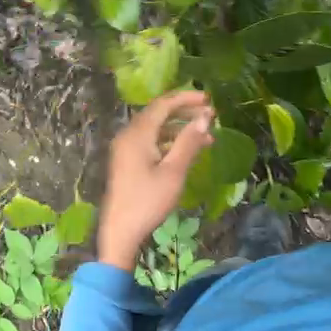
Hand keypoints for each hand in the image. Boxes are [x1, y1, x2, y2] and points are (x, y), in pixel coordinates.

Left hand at [96, 91, 214, 271]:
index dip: (186, 98)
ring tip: (206, 137)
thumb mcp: (174, 171)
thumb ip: (189, 141)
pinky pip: (150, 141)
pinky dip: (169, 141)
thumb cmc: (148, 201)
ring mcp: (125, 148)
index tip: (209, 99)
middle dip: (184, 112)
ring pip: (155, 128)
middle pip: (158, 114)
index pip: (163, 105)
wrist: (121, 231)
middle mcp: (128, 135)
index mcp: (137, 134)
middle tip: (210, 115)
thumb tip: (205, 116)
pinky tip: (186, 151)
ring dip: (179, 128)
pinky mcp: (127, 161)